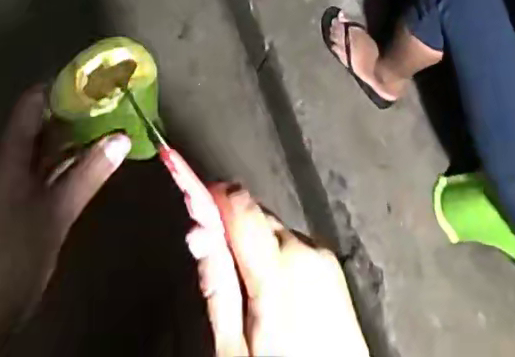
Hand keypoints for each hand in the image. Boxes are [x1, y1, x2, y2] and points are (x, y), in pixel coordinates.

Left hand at [0, 87, 129, 356]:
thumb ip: (91, 171)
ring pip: (44, 148)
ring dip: (75, 136)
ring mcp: (9, 186)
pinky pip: (44, 169)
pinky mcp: (15, 206)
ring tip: (112, 124)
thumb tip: (123, 135)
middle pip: (40, 123)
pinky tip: (95, 160)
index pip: (32, 103)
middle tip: (113, 100)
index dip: (62, 86)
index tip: (97, 78)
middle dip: (76, 110)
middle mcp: (6, 163)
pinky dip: (68, 160)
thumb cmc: (13, 254)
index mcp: (8, 156)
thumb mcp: (58, 211)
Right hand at [189, 183, 367, 356]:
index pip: (239, 204)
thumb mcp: (234, 350)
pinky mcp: (334, 267)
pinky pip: (295, 247)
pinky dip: (276, 257)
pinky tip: (269, 293)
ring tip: (243, 293)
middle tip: (207, 257)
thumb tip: (197, 232)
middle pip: (255, 217)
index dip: (207, 188)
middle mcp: (306, 246)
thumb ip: (218, 288)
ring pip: (274, 232)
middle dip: (229, 228)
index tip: (180, 174)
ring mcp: (325, 255)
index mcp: (280, 264)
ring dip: (253, 246)